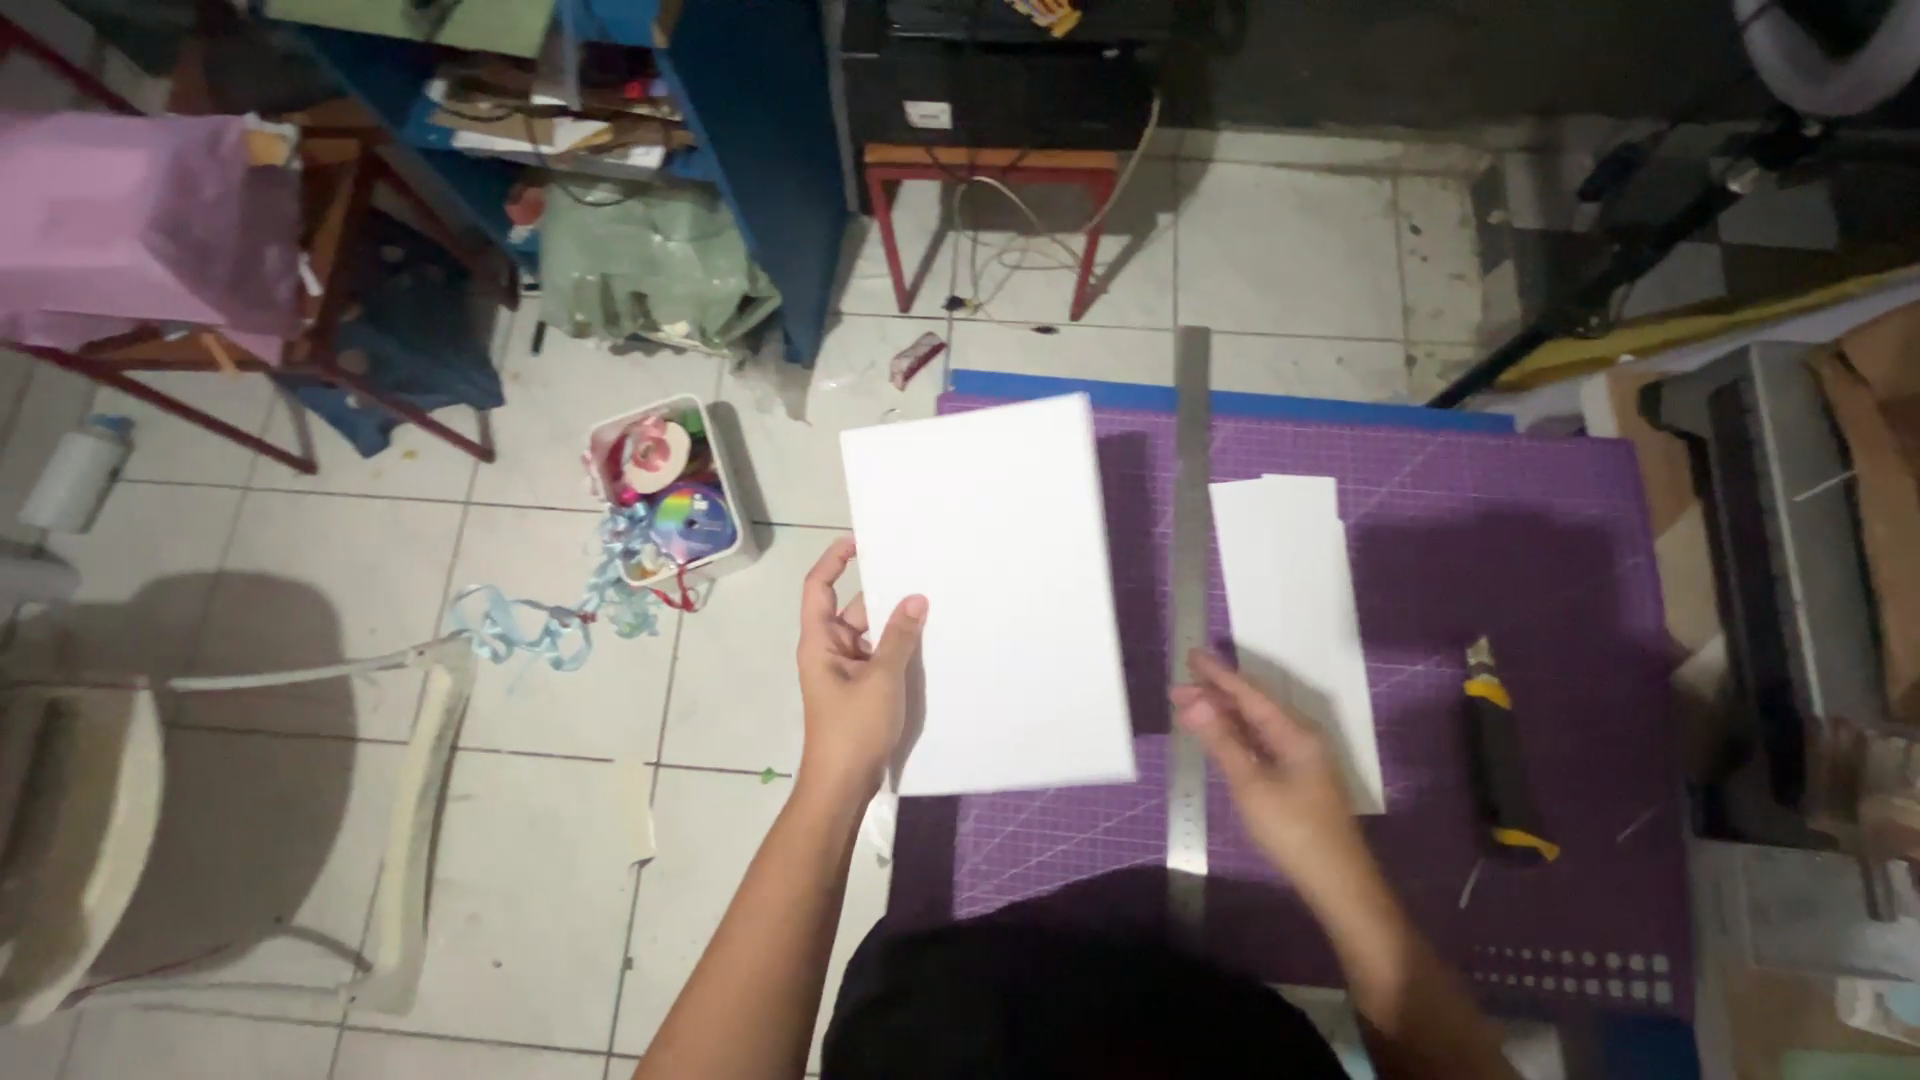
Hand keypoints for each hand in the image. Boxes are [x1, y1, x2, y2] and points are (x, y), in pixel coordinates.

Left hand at [795, 537, 928, 804]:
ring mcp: (847, 672)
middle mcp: (830, 650)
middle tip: (918, 573)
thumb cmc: (853, 728)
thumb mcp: (881, 679)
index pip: (819, 587)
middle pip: (853, 610)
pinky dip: (899, 648)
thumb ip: (900, 637)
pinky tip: (929, 641)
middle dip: (882, 594)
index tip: (859, 541)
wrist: (843, 786)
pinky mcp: (862, 691)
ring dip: (896, 624)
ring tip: (933, 603)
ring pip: (871, 635)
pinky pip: (880, 658)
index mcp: (821, 641)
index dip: (834, 560)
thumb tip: (916, 599)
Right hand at [1172, 648, 1377, 904]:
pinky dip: (1234, 736)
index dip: (1218, 674)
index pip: (1250, 693)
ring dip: (1222, 715)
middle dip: (1214, 694)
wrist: (1337, 882)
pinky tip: (1216, 737)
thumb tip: (1193, 702)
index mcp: (1295, 732)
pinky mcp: (1295, 778)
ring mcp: (1299, 758)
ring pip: (1255, 725)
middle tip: (1176, 689)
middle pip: (1252, 705)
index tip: (1191, 654)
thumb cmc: (1293, 831)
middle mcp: (1299, 737)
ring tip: (1187, 708)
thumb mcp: (1250, 785)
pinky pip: (1259, 743)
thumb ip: (1221, 741)